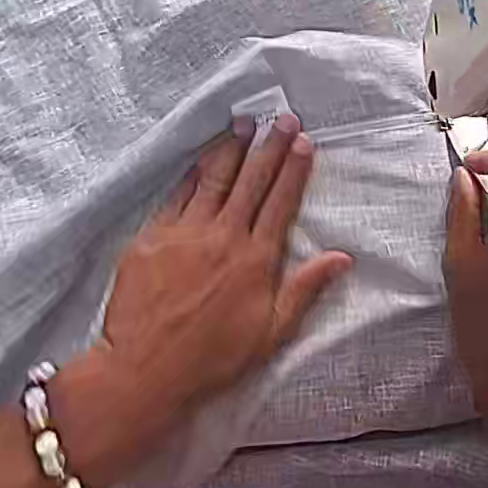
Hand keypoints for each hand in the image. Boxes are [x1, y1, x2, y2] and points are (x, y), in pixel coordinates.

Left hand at [52, 115, 352, 485]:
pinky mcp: (153, 237)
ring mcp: (186, 232)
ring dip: (232, 149)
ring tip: (244, 123)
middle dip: (270, 147)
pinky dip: (192, 173)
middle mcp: (224, 236)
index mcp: (256, 258)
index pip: (280, 202)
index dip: (293, 169)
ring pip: (214, 179)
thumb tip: (342, 257)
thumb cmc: (214, 357)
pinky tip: (201, 157)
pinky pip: (177, 195)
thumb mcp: (271, 332)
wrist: (145, 370)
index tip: (302, 141)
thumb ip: (306, 289)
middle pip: (252, 182)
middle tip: (282, 118)